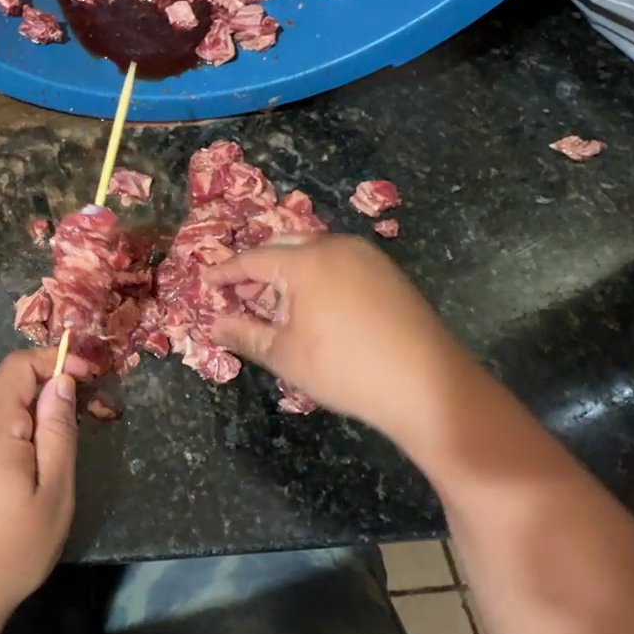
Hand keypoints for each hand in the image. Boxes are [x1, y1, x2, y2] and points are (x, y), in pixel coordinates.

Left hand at [0, 348, 88, 633]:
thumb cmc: (10, 551)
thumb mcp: (53, 494)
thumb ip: (58, 431)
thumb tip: (61, 381)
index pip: (18, 365)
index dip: (54, 361)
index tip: (87, 376)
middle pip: (6, 389)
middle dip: (43, 400)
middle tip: (73, 435)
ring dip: (22, 424)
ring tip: (42, 472)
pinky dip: (1, 440)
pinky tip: (9, 484)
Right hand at [204, 234, 486, 435]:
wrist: (427, 386)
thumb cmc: (345, 370)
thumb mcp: (284, 355)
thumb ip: (243, 334)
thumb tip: (214, 325)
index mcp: (306, 260)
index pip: (253, 259)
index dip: (226, 272)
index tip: (206, 282)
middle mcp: (336, 246)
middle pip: (284, 246)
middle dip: (257, 267)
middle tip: (239, 293)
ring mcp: (367, 256)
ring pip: (314, 251)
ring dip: (288, 270)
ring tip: (275, 304)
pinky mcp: (388, 273)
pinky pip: (339, 261)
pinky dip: (317, 275)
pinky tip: (313, 306)